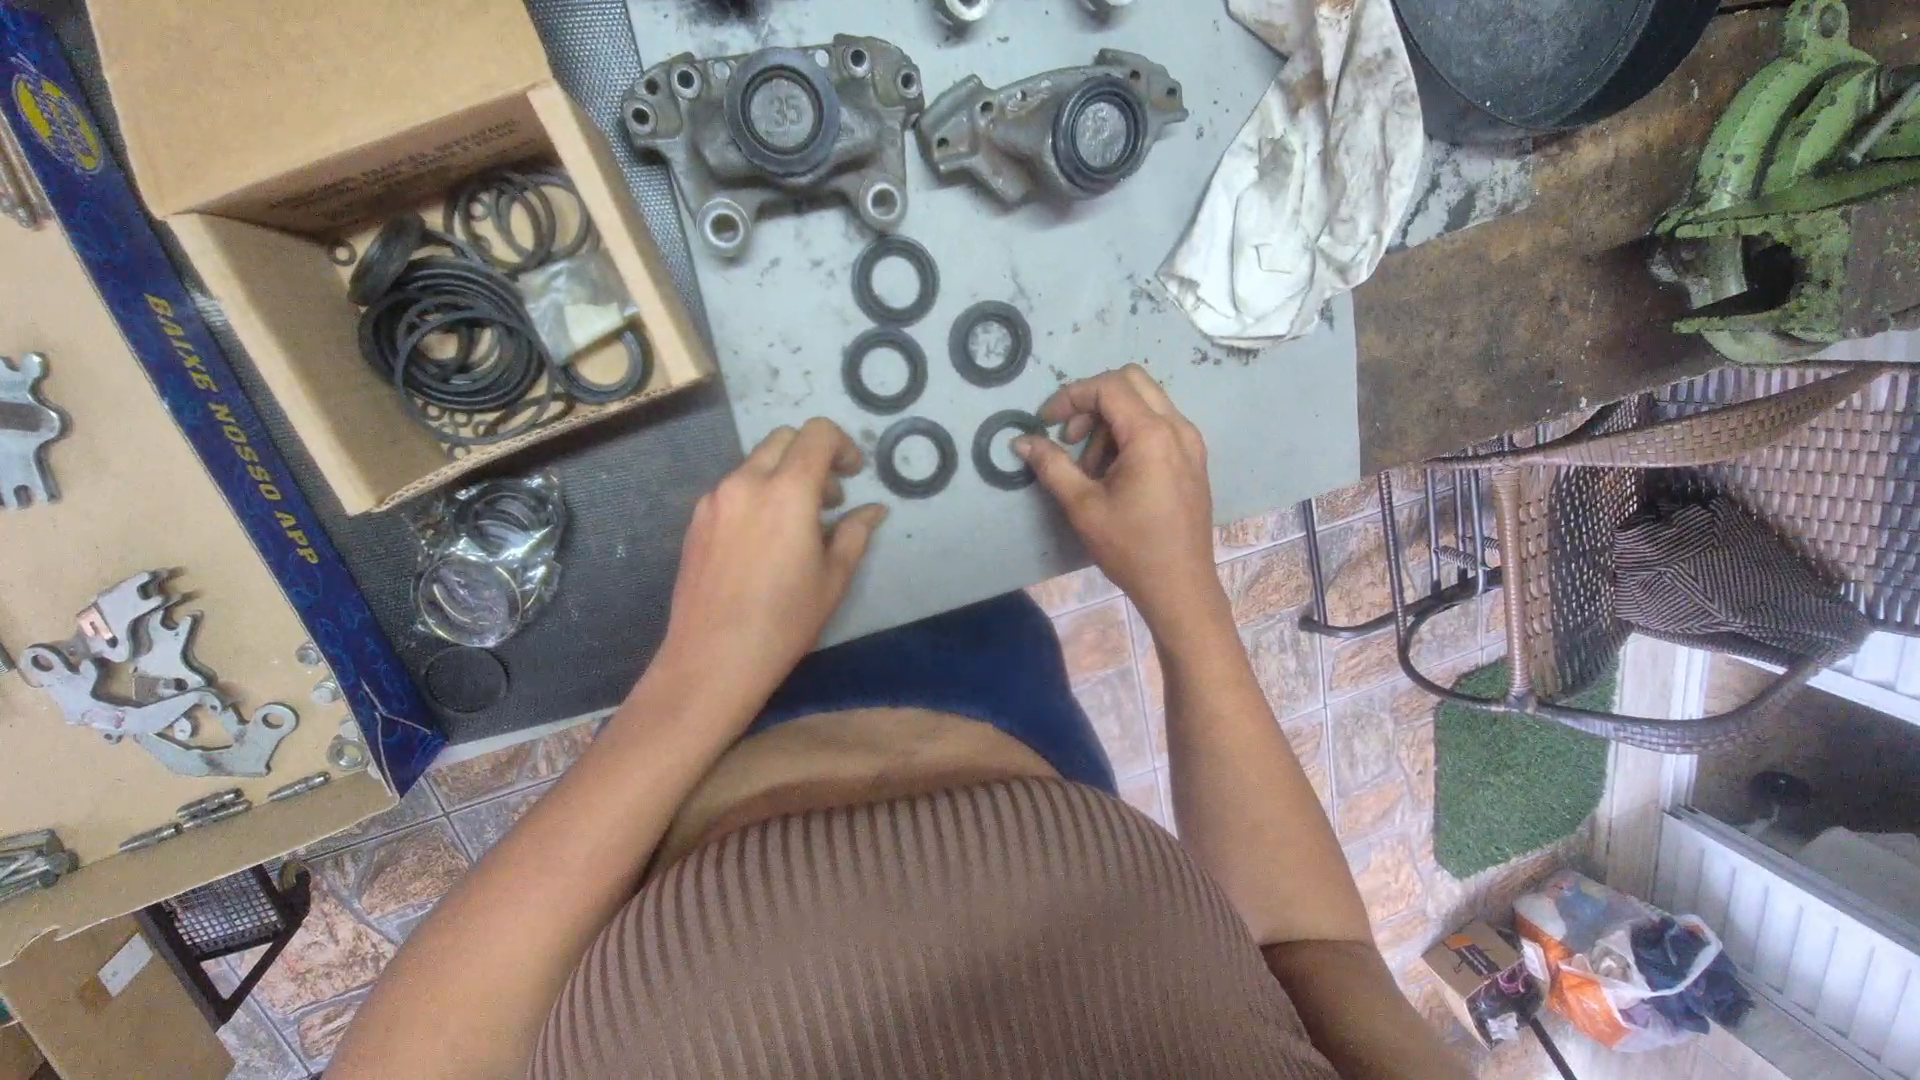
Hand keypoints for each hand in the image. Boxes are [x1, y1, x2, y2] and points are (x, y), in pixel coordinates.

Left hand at [655, 418, 885, 714]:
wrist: (713, 658)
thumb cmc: (784, 622)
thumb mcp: (833, 579)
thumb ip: (854, 534)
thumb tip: (873, 511)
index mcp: (787, 492)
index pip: (817, 434)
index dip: (842, 446)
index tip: (852, 476)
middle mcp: (745, 483)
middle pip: (784, 439)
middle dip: (813, 456)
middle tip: (829, 499)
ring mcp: (714, 500)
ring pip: (755, 463)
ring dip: (783, 476)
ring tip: (796, 524)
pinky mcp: (696, 520)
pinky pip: (733, 488)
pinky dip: (757, 495)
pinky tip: (764, 541)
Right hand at [1016, 365, 1223, 632]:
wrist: (1180, 586)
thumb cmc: (1130, 547)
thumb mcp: (1082, 506)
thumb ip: (1052, 466)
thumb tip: (1022, 441)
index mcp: (1152, 435)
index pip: (1108, 387)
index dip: (1071, 397)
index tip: (1046, 423)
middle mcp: (1178, 428)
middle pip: (1131, 382)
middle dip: (1093, 401)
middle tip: (1071, 438)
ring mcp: (1190, 443)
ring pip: (1145, 403)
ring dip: (1111, 422)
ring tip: (1091, 469)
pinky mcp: (1193, 459)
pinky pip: (1159, 426)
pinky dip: (1130, 435)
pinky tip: (1115, 474)